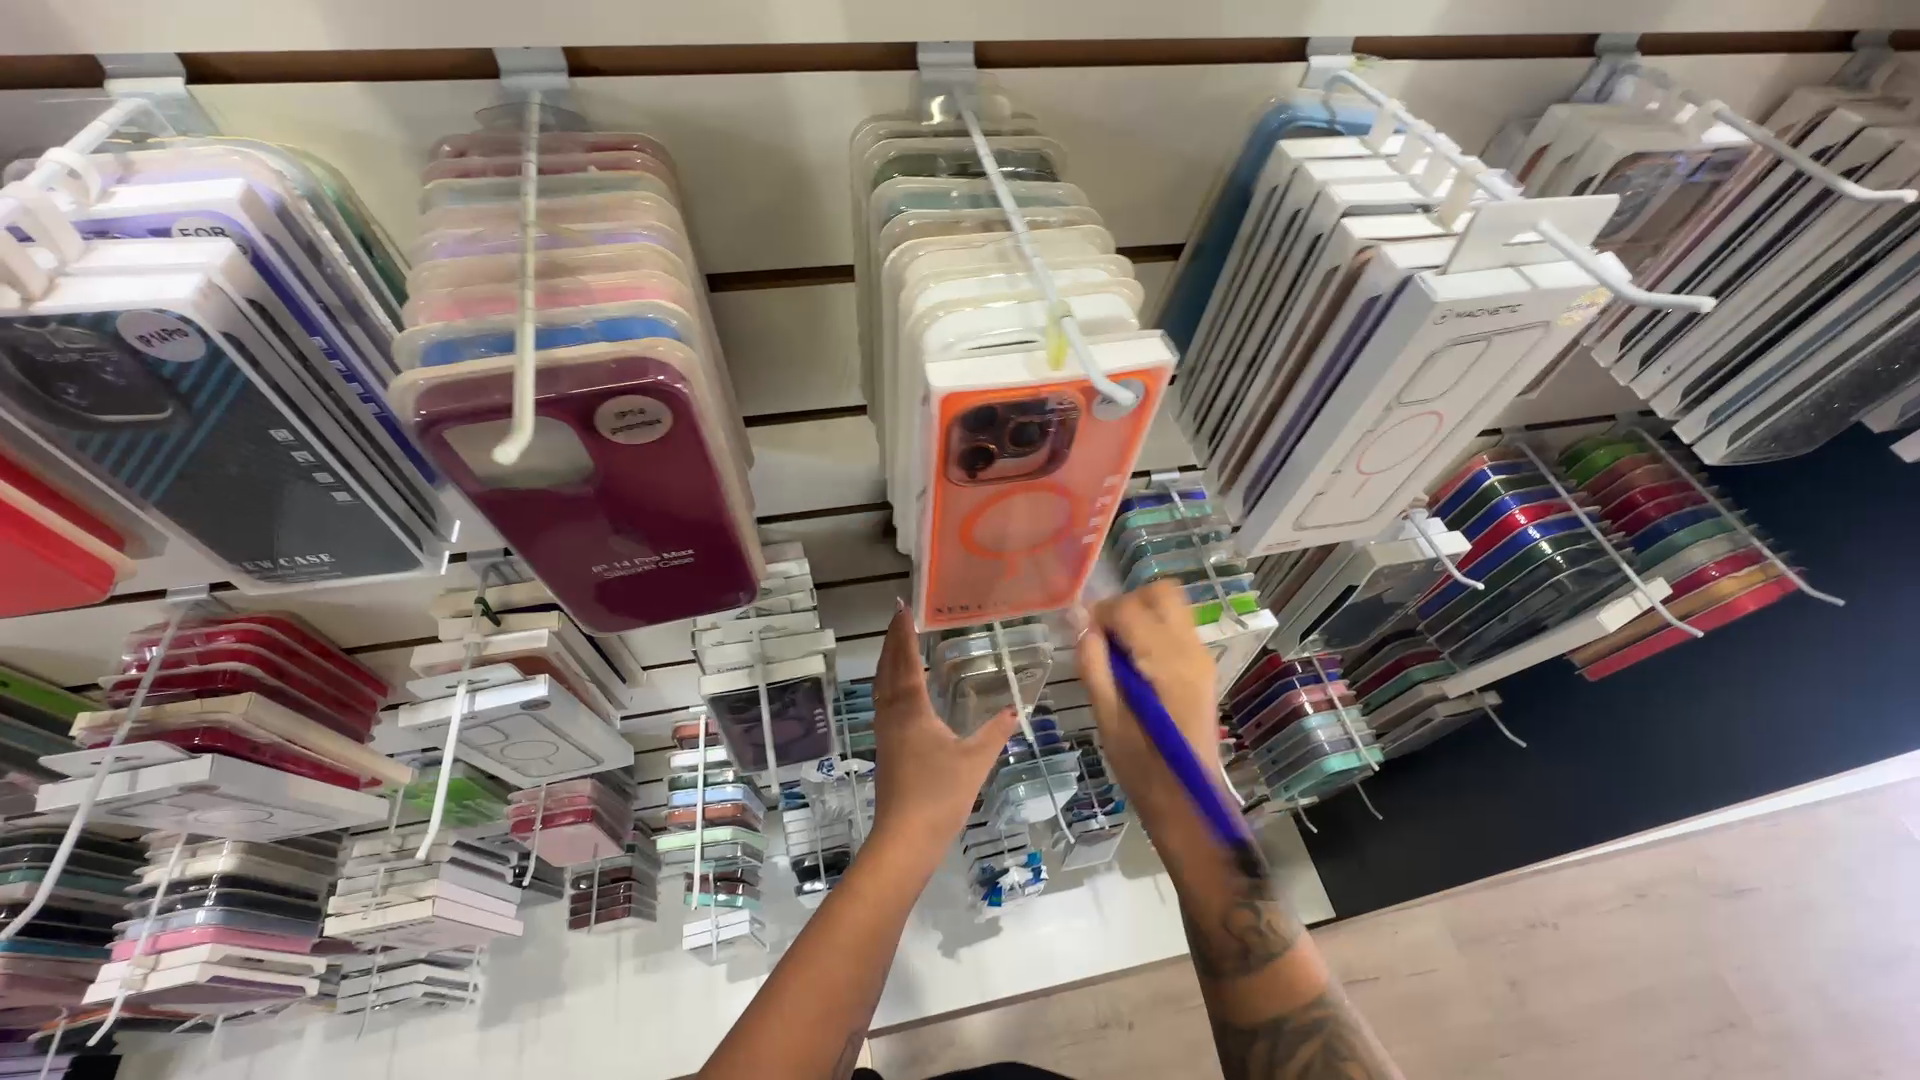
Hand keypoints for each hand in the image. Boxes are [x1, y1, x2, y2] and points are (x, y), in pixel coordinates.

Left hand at [870, 603, 1021, 849]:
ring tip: (897, 645)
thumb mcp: (976, 760)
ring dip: (887, 661)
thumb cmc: (940, 794)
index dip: (904, 633)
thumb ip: (995, 732)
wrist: (906, 837)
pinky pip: (882, 702)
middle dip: (892, 641)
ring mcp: (884, 732)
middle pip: (887, 668)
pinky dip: (888, 684)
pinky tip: (899, 691)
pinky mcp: (884, 748)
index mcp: (911, 708)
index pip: (906, 660)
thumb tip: (1015, 710)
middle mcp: (892, 713)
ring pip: (881, 686)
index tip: (902, 608)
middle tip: (898, 617)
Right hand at [1076, 582, 1222, 815]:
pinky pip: (1177, 628)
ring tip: (1116, 652)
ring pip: (1171, 607)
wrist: (1189, 803)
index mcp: (1167, 664)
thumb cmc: (1143, 769)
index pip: (1130, 609)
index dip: (1100, 614)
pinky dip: (1152, 631)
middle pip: (1161, 593)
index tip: (1082, 636)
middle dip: (1127, 604)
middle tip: (1103, 636)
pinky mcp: (1203, 668)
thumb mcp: (1108, 720)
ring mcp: (1202, 658)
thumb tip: (1080, 624)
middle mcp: (1192, 651)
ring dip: (1140, 616)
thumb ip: (1094, 666)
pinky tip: (1134, 665)